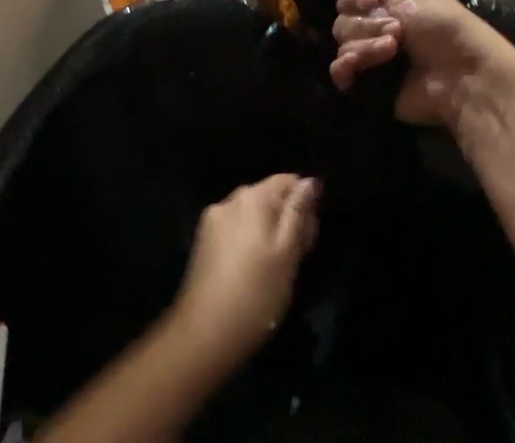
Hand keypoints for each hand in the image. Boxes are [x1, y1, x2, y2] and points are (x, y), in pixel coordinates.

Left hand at [174, 174, 320, 360]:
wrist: (205, 333)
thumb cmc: (257, 292)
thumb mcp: (288, 252)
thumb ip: (298, 213)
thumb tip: (309, 181)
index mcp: (251, 198)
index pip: (288, 181)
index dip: (306, 204)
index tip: (310, 235)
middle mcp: (229, 202)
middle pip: (270, 197)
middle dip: (289, 220)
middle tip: (299, 256)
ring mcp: (212, 222)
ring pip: (253, 216)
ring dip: (271, 233)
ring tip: (279, 269)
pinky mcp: (204, 243)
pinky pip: (237, 231)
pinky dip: (251, 243)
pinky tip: (256, 272)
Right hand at [328, 0, 514, 128]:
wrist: (461, 73)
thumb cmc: (440, 25)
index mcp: (386, 7)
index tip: (372, 1)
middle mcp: (375, 30)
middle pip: (342, 22)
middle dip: (367, 24)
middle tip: (397, 31)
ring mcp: (371, 60)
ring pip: (342, 45)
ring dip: (366, 45)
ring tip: (393, 50)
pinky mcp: (369, 86)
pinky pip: (340, 74)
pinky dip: (346, 67)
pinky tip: (357, 66)